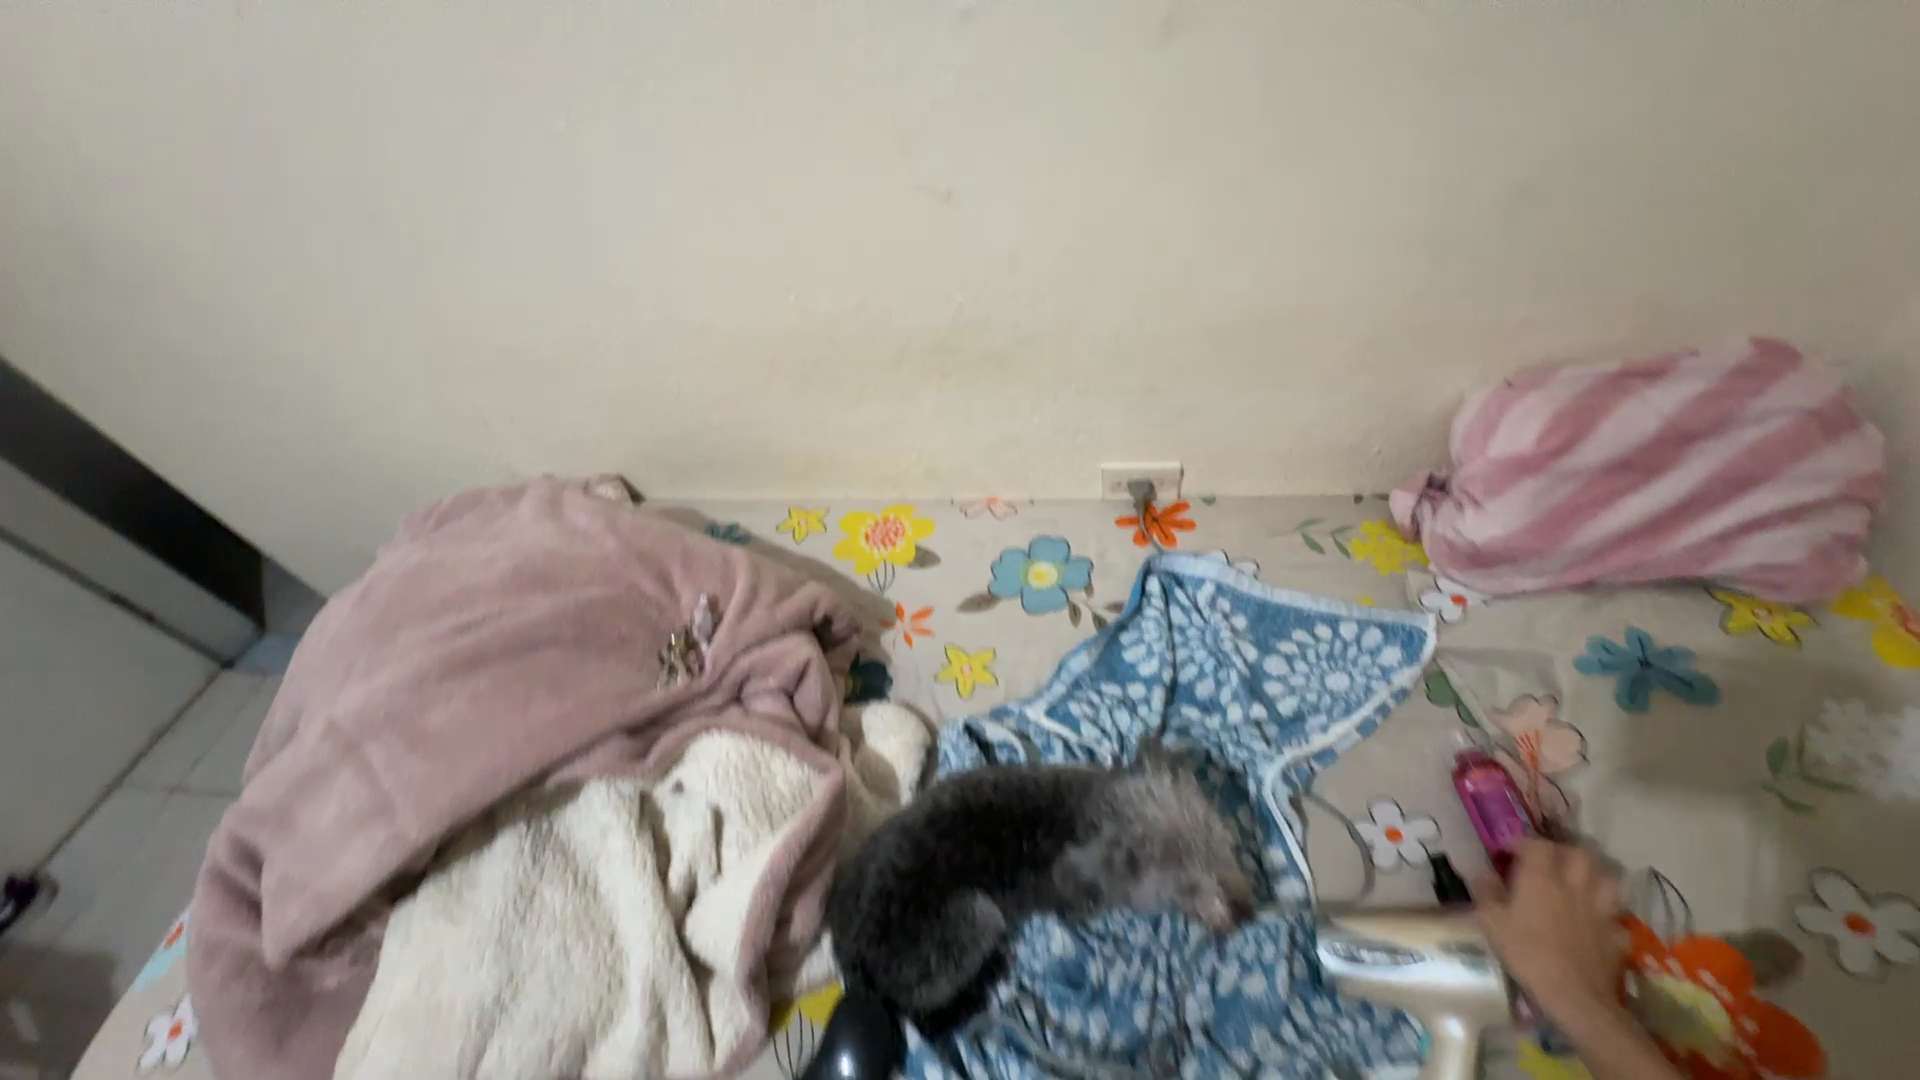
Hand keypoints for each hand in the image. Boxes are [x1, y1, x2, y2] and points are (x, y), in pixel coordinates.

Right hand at [1473, 838, 1625, 1024]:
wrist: (1574, 995)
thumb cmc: (1526, 952)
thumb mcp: (1490, 920)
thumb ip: (1484, 890)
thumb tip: (1479, 871)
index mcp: (1541, 878)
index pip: (1537, 844)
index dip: (1522, 842)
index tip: (1507, 851)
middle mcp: (1574, 885)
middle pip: (1580, 852)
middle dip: (1564, 850)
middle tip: (1548, 861)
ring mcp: (1600, 908)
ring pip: (1608, 876)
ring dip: (1593, 873)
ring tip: (1578, 880)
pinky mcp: (1616, 932)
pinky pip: (1615, 911)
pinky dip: (1606, 909)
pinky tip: (1595, 918)